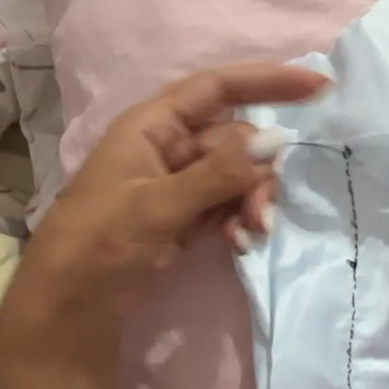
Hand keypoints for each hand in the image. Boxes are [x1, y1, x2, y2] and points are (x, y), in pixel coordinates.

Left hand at [0, 64, 327, 359]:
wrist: (71, 307)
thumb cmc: (100, 243)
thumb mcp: (158, 205)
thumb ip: (218, 174)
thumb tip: (274, 141)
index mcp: (152, 126)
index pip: (217, 88)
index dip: (267, 81)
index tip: (318, 88)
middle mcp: (169, 148)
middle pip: (235, 141)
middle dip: (257, 173)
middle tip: (263, 214)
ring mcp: (179, 185)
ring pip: (236, 177)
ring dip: (251, 202)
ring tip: (251, 234)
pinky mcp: (185, 218)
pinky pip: (227, 206)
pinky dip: (238, 221)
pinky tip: (239, 243)